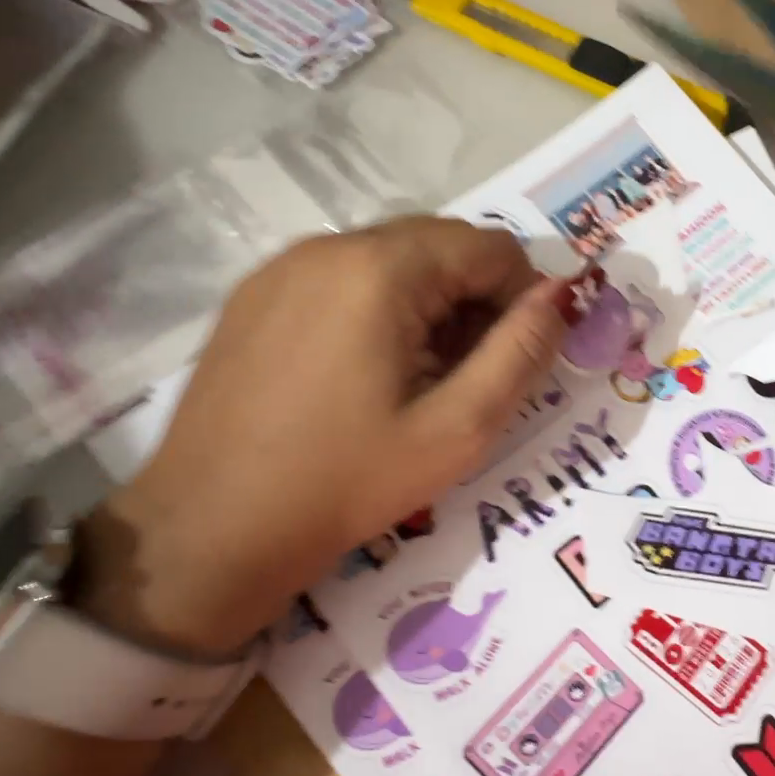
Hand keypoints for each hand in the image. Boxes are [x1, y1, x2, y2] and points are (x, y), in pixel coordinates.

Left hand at [78, 218, 577, 657]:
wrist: (212, 530)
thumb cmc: (347, 482)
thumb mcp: (460, 429)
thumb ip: (522, 352)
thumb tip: (562, 294)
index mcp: (381, 269)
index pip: (491, 247)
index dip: (523, 298)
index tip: (516, 360)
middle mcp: (329, 246)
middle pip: (442, 245)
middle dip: (476, 299)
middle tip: (471, 375)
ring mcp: (282, 267)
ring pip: (394, 259)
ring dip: (430, 304)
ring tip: (420, 379)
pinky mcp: (255, 295)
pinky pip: (344, 278)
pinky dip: (380, 309)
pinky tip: (367, 374)